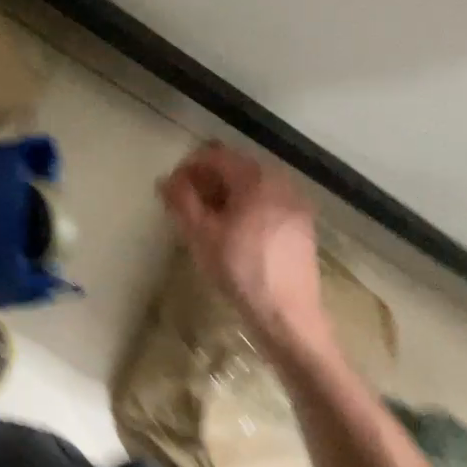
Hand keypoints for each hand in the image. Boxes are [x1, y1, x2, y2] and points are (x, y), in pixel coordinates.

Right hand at [159, 142, 328, 345]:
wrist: (285, 310)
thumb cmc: (238, 269)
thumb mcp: (200, 234)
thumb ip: (181, 202)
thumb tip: (165, 180)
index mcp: (257, 181)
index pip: (217, 156)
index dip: (188, 166)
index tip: (169, 187)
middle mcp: (282, 183)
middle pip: (237, 167)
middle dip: (206, 180)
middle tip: (183, 204)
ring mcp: (296, 203)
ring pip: (252, 185)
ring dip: (224, 193)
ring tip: (204, 219)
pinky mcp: (301, 223)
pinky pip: (267, 201)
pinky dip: (245, 205)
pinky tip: (231, 231)